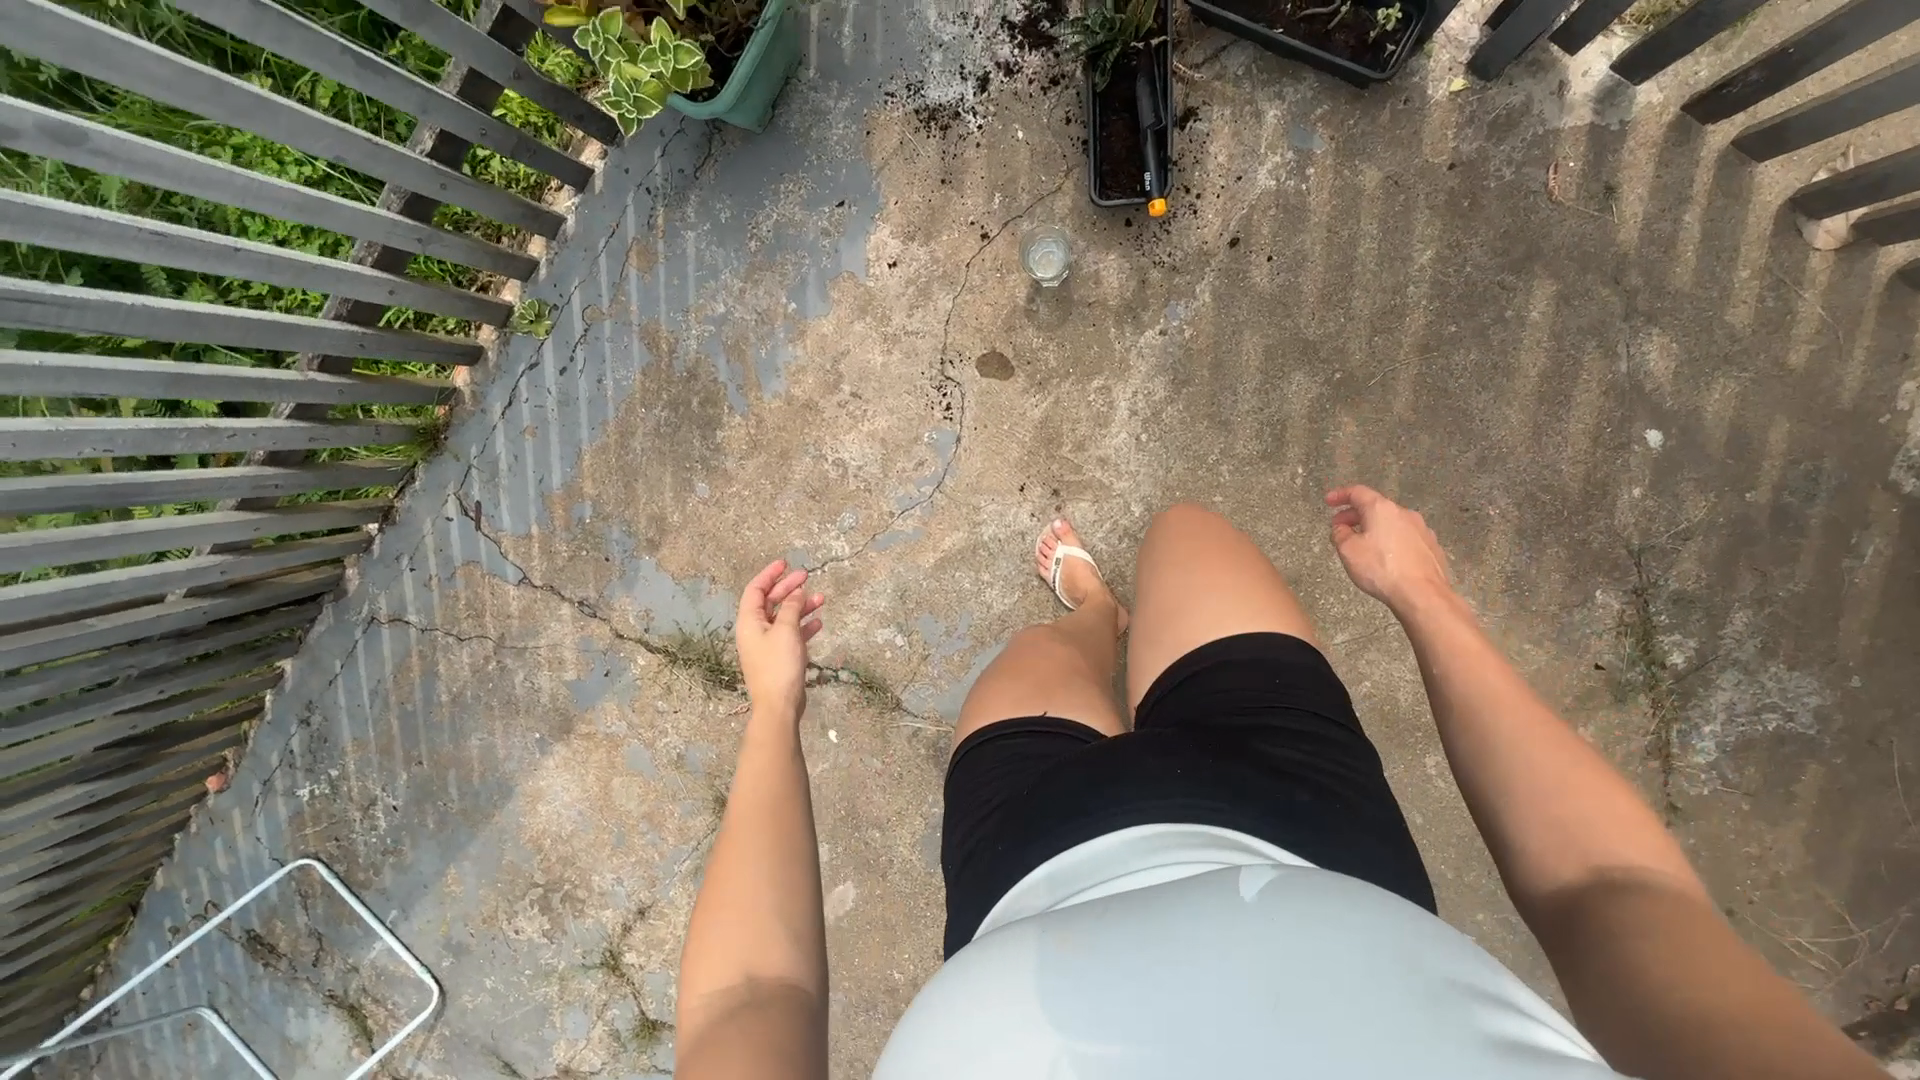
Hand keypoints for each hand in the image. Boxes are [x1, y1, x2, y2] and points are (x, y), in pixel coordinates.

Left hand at [735, 560, 824, 719]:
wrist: (779, 705)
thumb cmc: (778, 666)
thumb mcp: (786, 630)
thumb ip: (791, 608)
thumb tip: (796, 592)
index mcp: (749, 622)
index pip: (756, 590)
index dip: (769, 574)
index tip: (785, 564)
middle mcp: (755, 630)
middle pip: (771, 601)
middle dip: (788, 588)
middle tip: (806, 576)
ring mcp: (767, 644)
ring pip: (784, 617)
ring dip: (800, 606)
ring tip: (821, 599)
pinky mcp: (780, 657)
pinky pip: (791, 634)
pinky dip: (803, 626)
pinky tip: (818, 623)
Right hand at [1325, 485, 1452, 613]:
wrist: (1422, 593)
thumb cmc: (1381, 569)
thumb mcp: (1348, 551)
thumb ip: (1340, 534)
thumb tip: (1341, 528)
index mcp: (1381, 509)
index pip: (1358, 492)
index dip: (1340, 495)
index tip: (1329, 501)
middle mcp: (1404, 514)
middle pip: (1375, 507)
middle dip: (1354, 515)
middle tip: (1340, 527)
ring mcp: (1421, 530)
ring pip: (1391, 522)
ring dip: (1373, 528)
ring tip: (1362, 545)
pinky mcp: (1431, 546)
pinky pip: (1404, 537)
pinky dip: (1390, 540)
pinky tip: (1385, 557)